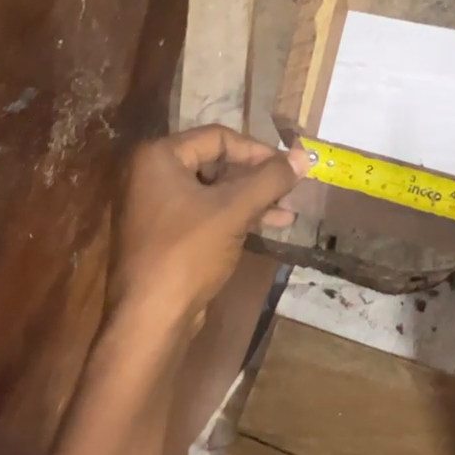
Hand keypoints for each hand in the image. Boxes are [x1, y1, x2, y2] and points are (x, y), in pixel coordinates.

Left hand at [108, 125, 308, 321]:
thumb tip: (303, 156)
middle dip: (256, 177)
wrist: (150, 317)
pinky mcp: (164, 234)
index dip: (257, 151)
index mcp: (158, 157)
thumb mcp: (234, 211)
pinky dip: (234, 216)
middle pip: (215, 162)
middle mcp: (150, 175)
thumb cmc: (187, 253)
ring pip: (213, 191)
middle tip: (290, 190)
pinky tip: (267, 227)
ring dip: (251, 199)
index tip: (288, 168)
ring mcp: (155, 206)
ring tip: (288, 212)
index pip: (218, 137)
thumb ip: (270, 180)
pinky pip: (204, 213)